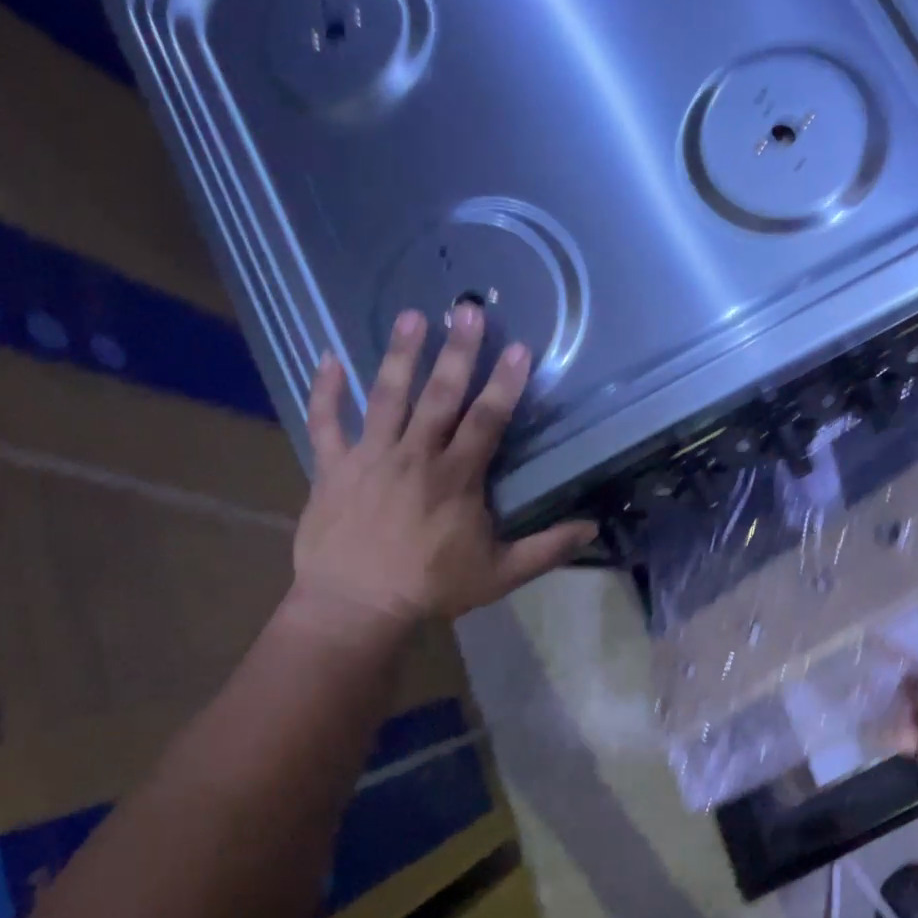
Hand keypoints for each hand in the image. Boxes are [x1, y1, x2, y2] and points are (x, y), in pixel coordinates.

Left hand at [293, 304, 597, 623]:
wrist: (355, 608)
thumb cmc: (432, 589)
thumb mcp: (501, 574)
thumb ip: (547, 548)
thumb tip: (592, 527)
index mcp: (456, 478)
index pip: (487, 420)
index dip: (505, 383)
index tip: (519, 347)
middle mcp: (415, 456)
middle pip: (439, 395)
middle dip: (457, 351)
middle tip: (468, 309)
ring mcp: (369, 457)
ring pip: (386, 396)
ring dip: (399, 354)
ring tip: (412, 315)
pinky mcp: (332, 468)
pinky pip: (326, 422)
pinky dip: (325, 391)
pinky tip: (326, 357)